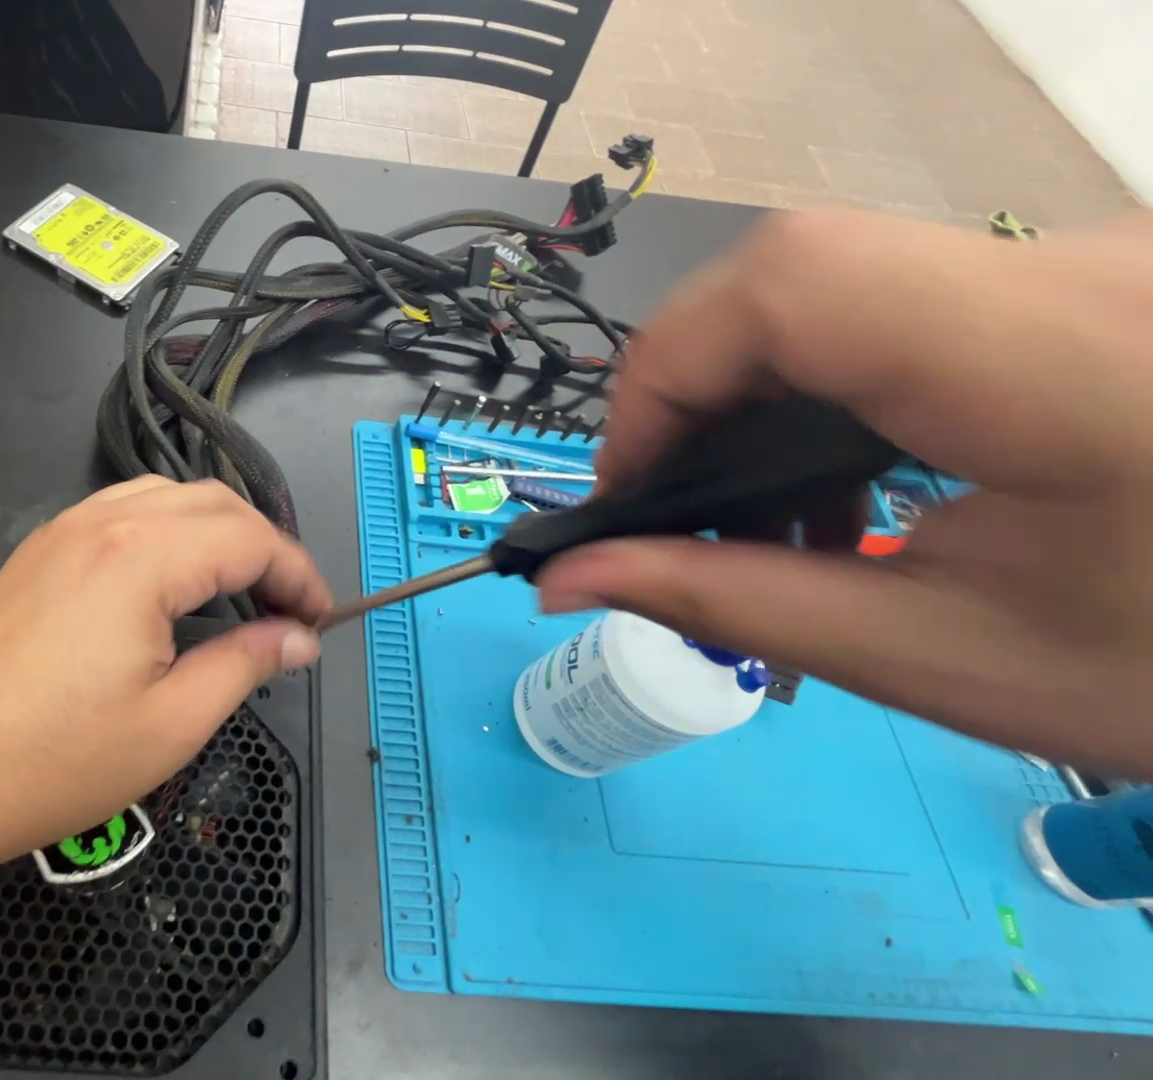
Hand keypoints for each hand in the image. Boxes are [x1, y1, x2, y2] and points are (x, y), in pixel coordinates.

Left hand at [0, 477, 330, 872]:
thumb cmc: (57, 761)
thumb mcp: (173, 723)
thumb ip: (246, 665)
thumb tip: (299, 638)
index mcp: (142, 557)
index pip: (250, 538)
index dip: (299, 574)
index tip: (322, 620)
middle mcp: (103, 522)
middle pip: (213, 503)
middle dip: (265, 547)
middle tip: (287, 609)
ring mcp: (63, 529)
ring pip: (167, 498)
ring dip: (216, 532)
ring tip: (239, 591)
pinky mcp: (39, 550)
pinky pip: (122, 513)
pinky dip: (168, 532)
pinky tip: (172, 580)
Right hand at [537, 209, 1152, 776]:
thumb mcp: (930, 653)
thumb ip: (726, 602)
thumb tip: (562, 581)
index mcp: (1058, 361)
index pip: (788, 282)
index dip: (666, 369)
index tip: (635, 478)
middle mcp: (1079, 271)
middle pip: (793, 273)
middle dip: (692, 390)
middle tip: (680, 500)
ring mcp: (1087, 264)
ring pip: (831, 287)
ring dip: (752, 396)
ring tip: (772, 512)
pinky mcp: (1082, 282)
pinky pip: (890, 305)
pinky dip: (816, 388)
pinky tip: (845, 479)